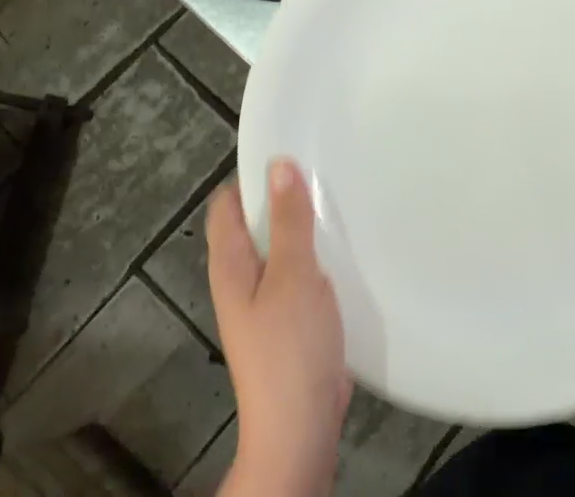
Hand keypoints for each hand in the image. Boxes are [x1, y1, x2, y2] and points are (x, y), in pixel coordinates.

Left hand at [207, 160, 349, 496]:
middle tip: (326, 171)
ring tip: (341, 202)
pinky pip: (301, 274)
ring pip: (283, 249)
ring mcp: (267, 302)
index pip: (228, 205)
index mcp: (231, 265)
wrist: (300, 424)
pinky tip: (346, 252)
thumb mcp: (293, 274)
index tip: (292, 151)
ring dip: (306, 229)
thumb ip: (289, 221)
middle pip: (257, 224)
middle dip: (286, 197)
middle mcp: (242, 279)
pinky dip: (318, 258)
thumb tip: (278, 166)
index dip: (253, 176)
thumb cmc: (290, 347)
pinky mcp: (292, 320)